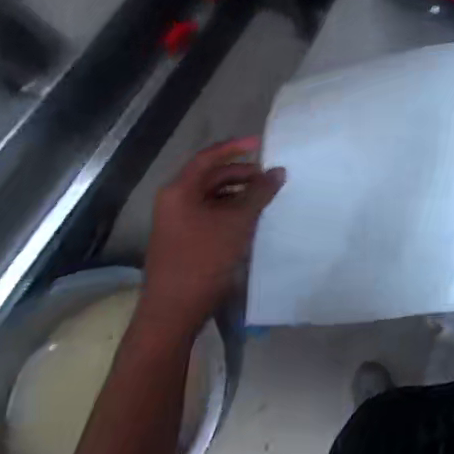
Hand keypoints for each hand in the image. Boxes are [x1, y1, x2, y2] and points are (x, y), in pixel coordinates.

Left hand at [139, 137, 284, 338]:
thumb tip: (278, 171)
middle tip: (272, 179)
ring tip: (267, 200)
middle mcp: (175, 202)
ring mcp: (179, 223)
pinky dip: (233, 213)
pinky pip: (212, 216)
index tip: (261, 143)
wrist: (175, 310)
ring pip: (214, 198)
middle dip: (242, 175)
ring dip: (240, 195)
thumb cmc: (204, 259)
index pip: (208, 158)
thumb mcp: (237, 223)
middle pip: (211, 177)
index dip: (235, 147)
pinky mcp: (186, 241)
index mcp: (179, 191)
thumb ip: (259, 194)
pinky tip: (253, 222)